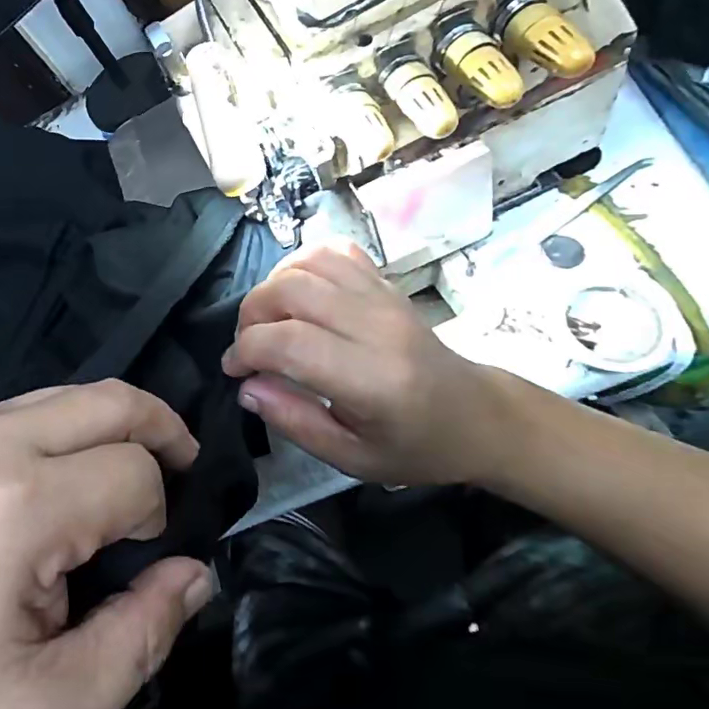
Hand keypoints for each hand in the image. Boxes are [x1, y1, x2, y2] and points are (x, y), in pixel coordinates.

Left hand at [0, 381, 215, 708]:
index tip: (156, 569)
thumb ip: (144, 630)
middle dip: (161, 432)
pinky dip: (69, 436)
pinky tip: (68, 492)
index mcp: (17, 500)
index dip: (165, 518)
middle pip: (110, 401)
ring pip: (69, 397)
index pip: (136, 473)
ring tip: (132, 493)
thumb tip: (196, 574)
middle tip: (186, 483)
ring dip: (114, 432)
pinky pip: (26, 415)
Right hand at [222, 240, 525, 485]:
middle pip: (292, 289)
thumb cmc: (415, 446)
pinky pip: (334, 250)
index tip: (234, 369)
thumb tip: (246, 387)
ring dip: (272, 285)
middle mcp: (377, 325)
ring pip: (308, 261)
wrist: (474, 412)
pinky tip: (297, 292)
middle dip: (251, 313)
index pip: (289, 341)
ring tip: (268, 318)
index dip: (246, 349)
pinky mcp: (385, 282)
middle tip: (248, 345)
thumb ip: (295, 422)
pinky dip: (302, 262)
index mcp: (372, 379)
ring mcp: (383, 296)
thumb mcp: (352, 458)